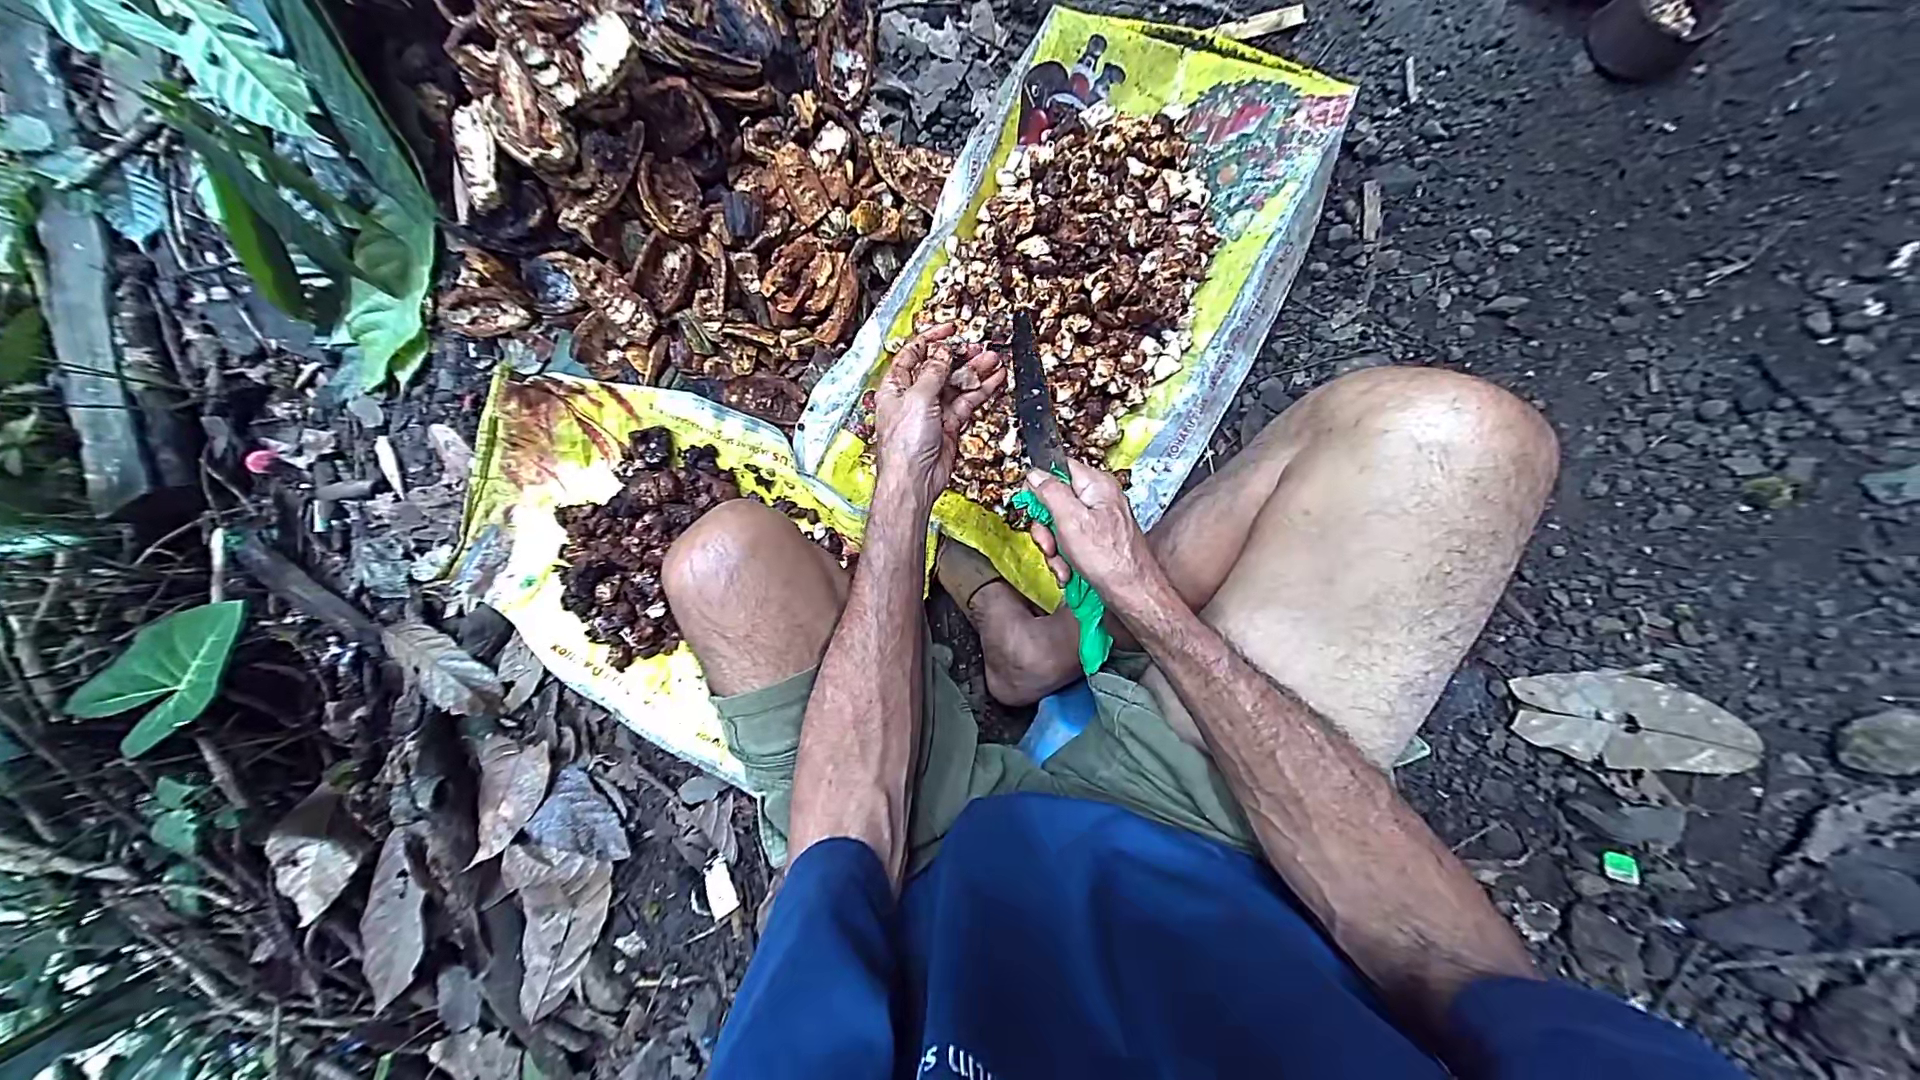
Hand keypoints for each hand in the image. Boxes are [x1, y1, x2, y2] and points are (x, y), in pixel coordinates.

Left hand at [873, 323, 1004, 505]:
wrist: (914, 480)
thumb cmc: (903, 446)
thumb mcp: (917, 398)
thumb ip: (933, 372)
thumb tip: (943, 352)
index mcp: (896, 386)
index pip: (914, 354)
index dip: (932, 338)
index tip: (950, 328)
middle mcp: (914, 397)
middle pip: (939, 368)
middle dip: (959, 356)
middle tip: (978, 347)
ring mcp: (932, 411)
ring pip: (957, 384)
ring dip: (975, 371)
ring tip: (993, 359)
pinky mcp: (949, 425)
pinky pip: (967, 402)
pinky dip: (982, 390)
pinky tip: (995, 380)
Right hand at [1025, 459, 1171, 612]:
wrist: (1131, 594)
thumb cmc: (1109, 559)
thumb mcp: (1070, 519)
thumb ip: (1051, 491)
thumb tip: (1035, 474)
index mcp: (1096, 485)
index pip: (1060, 468)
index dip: (1041, 485)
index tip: (1032, 505)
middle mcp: (1099, 500)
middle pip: (1056, 501)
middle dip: (1047, 528)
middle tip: (1050, 544)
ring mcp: (1098, 522)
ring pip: (1059, 527)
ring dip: (1054, 549)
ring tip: (1064, 565)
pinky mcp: (1097, 542)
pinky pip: (1070, 544)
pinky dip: (1065, 560)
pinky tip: (1070, 572)